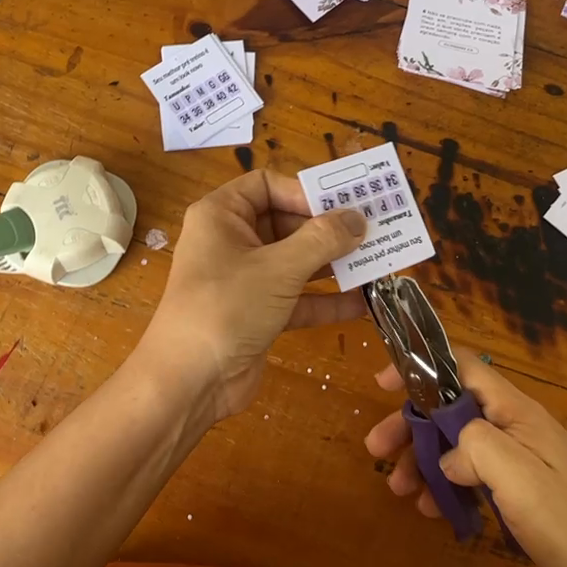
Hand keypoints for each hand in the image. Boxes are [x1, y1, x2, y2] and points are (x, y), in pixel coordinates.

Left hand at [138, 170, 367, 419]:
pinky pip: (297, 297)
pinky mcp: (257, 313)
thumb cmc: (227, 307)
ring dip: (332, 264)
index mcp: (221, 215)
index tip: (342, 205)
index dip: (304, 191)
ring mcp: (245, 279)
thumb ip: (321, 240)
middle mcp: (231, 241)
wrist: (189, 381)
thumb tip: (358, 218)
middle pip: (285, 222)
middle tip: (372, 232)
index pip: (266, 185)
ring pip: (295, 261)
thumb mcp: (278, 268)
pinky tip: (363, 303)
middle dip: (327, 230)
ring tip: (377, 262)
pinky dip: (325, 299)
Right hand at [363, 350, 566, 566]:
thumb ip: (471, 443)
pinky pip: (471, 475)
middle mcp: (515, 426)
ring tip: (399, 491)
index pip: (461, 367)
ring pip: (456, 444)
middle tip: (376, 449)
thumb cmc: (565, 519)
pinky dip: (446, 486)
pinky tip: (433, 509)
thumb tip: (448, 455)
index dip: (420, 367)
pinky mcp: (520, 491)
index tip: (382, 383)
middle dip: (411, 425)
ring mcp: (518, 459)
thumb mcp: (513, 470)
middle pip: (450, 409)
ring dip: (423, 461)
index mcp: (515, 410)